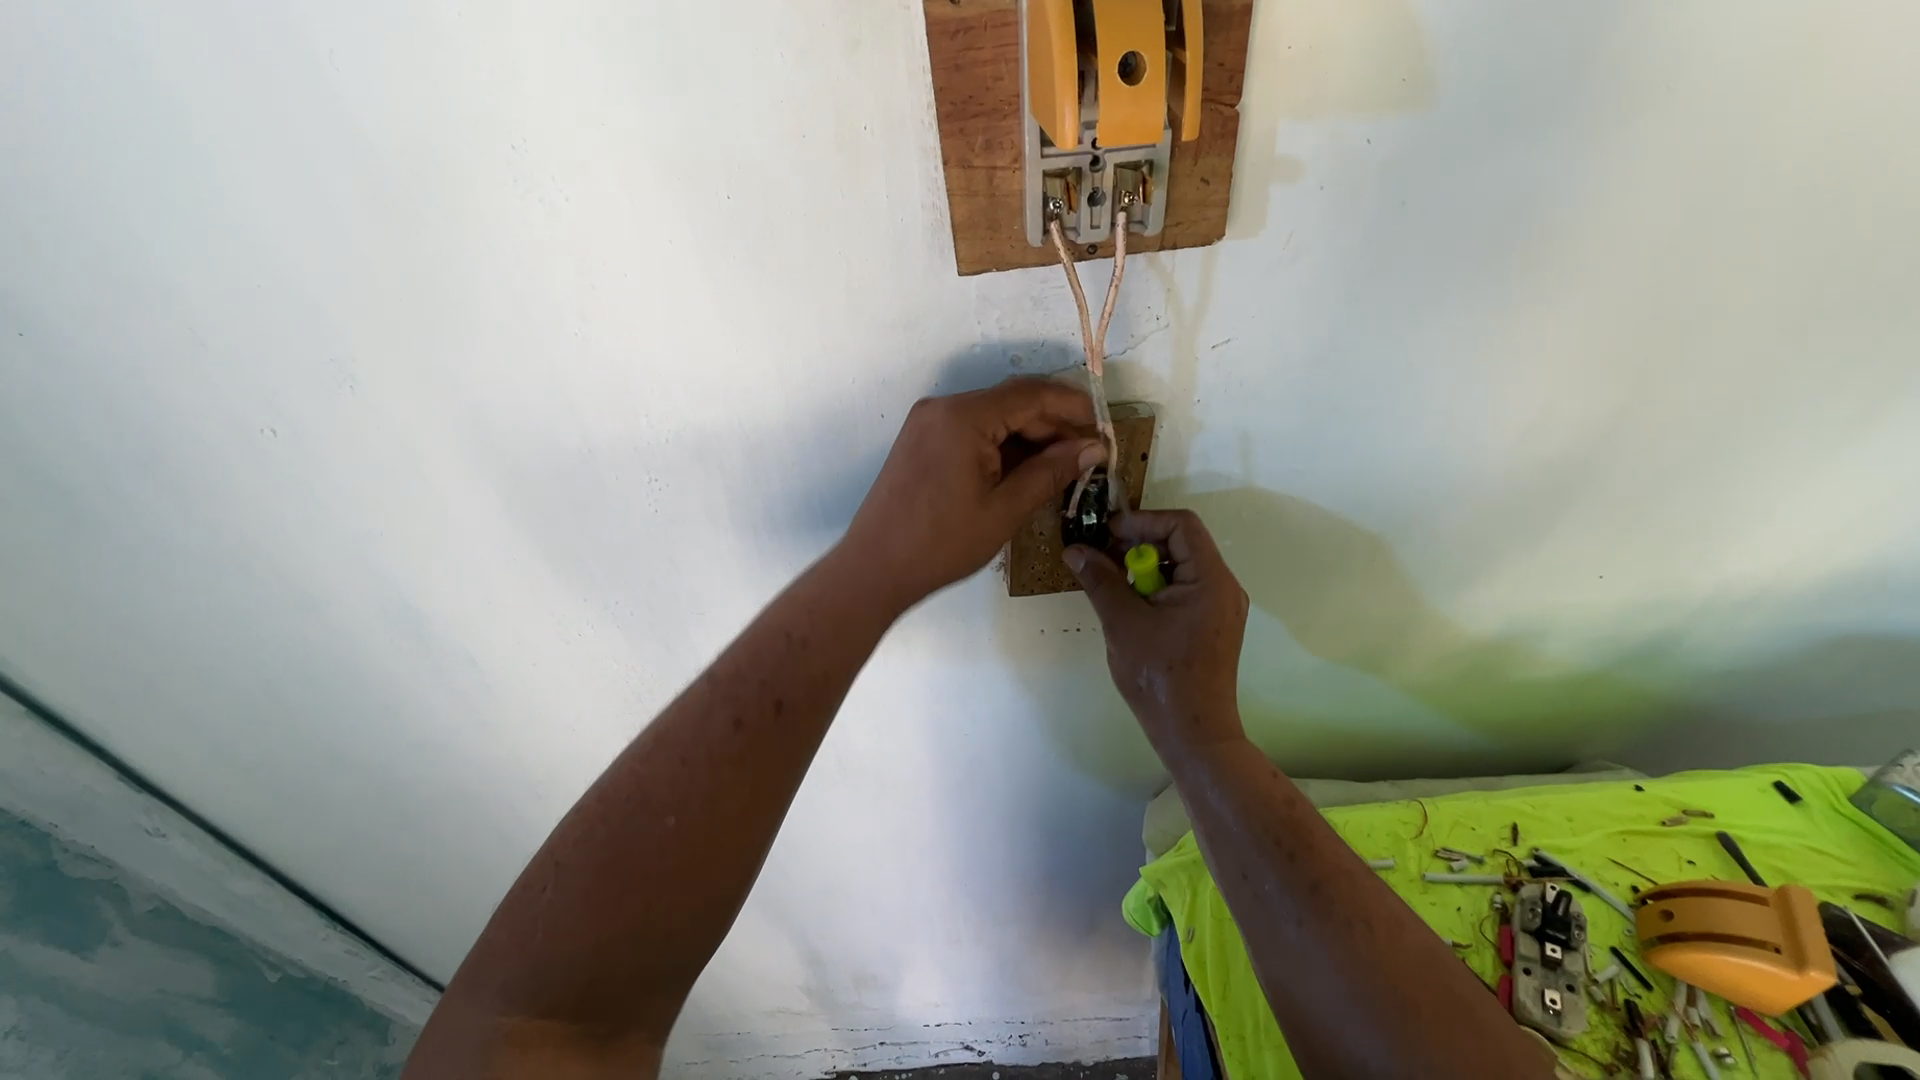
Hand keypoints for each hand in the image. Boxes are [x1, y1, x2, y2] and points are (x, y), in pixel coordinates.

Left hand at [841, 378, 1103, 608]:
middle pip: (1013, 402)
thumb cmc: (940, 544)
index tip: (1104, 433)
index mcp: (963, 417)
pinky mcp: (922, 441)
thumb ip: (1051, 472)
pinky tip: (1025, 472)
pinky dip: (1002, 446)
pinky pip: (973, 431)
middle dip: (1053, 426)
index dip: (1073, 409)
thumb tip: (1093, 448)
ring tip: (1062, 469)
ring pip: (994, 417)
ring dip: (1029, 437)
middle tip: (1087, 459)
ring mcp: (928, 423)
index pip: (1032, 395)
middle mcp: (944, 407)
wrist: (874, 569)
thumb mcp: (1004, 510)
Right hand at [1065, 510, 1248, 753]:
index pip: (1181, 525)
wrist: (1192, 732)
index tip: (1107, 535)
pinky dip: (1154, 587)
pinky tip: (1128, 604)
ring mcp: (1220, 607)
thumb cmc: (1159, 675)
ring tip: (1110, 581)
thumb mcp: (1122, 622)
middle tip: (1101, 557)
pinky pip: (1183, 589)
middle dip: (1139, 544)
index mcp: (1211, 580)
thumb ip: (1100, 579)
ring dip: (1143, 566)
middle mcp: (1223, 587)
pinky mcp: (1211, 625)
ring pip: (1180, 566)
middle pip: (1182, 543)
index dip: (1142, 522)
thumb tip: (1075, 549)